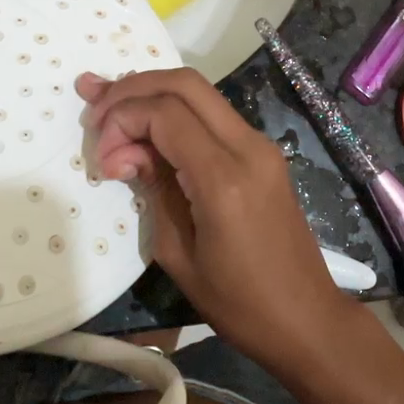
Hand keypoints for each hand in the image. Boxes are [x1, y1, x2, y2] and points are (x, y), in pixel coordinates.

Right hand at [76, 69, 352, 369]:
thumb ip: (152, 189)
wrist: (307, 318)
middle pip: (184, 84)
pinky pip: (213, 114)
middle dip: (133, 89)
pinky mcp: (263, 152)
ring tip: (107, 103)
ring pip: (200, 92)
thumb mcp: (179, 254)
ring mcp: (260, 145)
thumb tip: (124, 152)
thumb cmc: (239, 303)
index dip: (123, 119)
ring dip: (153, 93)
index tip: (101, 155)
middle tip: (96, 110)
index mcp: (224, 178)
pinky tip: (145, 120)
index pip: (165, 113)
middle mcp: (247, 147)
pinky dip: (175, 110)